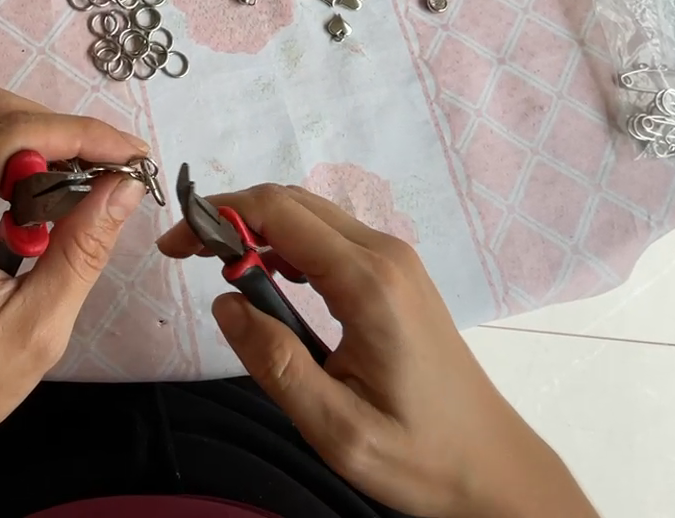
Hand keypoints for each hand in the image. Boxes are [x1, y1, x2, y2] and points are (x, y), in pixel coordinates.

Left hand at [0, 84, 150, 460]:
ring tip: (74, 172)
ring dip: (30, 129)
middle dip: (59, 128)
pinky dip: (1, 140)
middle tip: (109, 167)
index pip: (7, 136)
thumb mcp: (35, 330)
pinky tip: (29, 178)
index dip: (77, 133)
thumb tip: (124, 185)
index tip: (131, 153)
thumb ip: (82, 251)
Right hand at [158, 185, 596, 517]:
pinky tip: (270, 279)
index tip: (176, 247)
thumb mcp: (338, 429)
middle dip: (230, 216)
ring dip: (255, 227)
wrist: (497, 472)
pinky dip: (283, 241)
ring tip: (220, 267)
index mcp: (368, 281)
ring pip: (305, 212)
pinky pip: (325, 233)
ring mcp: (392, 257)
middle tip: (188, 257)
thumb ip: (275, 363)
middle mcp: (382, 252)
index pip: (277, 212)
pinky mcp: (392, 271)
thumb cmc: (421, 457)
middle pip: (289, 201)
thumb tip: (223, 301)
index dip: (218, 216)